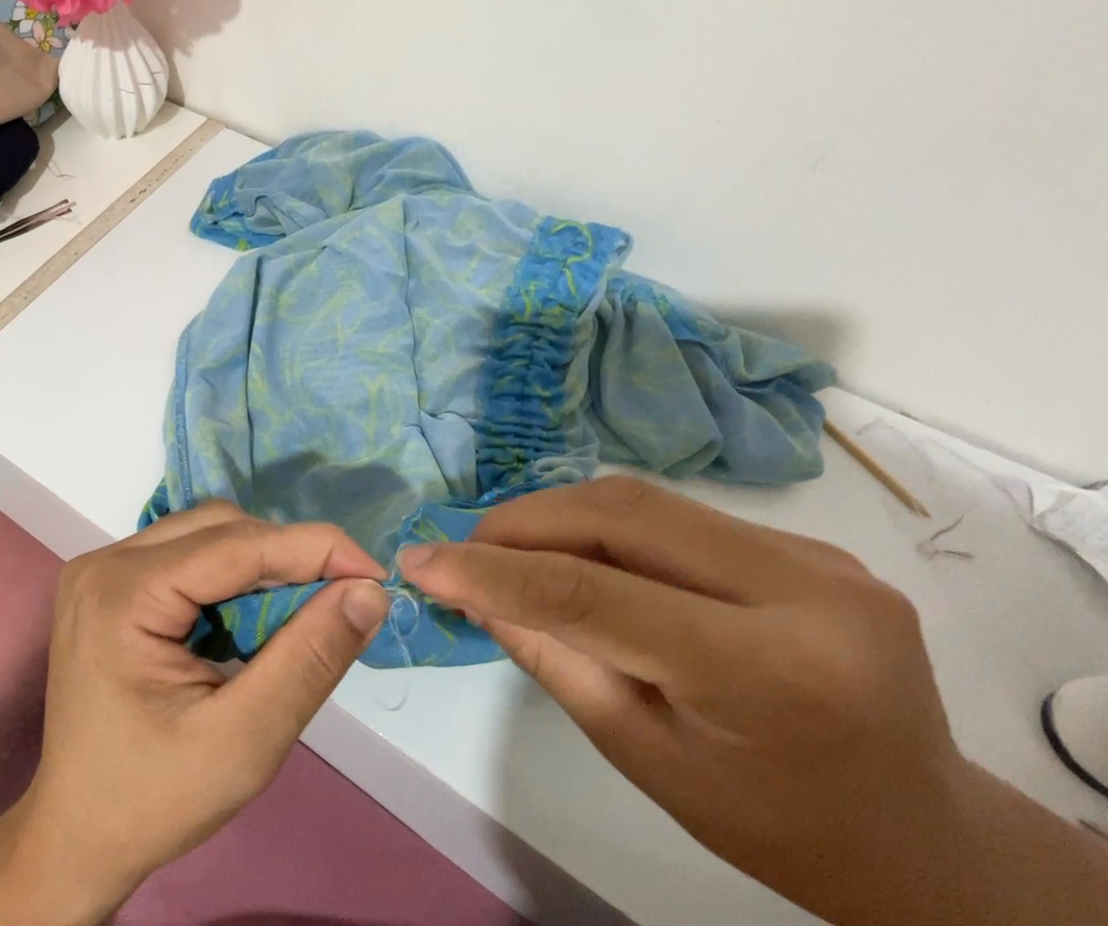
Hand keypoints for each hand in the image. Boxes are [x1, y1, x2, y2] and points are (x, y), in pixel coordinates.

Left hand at [0, 502, 390, 925]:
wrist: (78, 835)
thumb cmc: (154, 798)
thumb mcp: (245, 738)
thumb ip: (309, 658)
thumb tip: (368, 591)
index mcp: (122, 593)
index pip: (236, 543)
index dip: (315, 549)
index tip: (378, 576)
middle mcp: (103, 564)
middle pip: (218, 529)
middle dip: (287, 559)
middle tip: (342, 604)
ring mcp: (99, 573)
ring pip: (203, 537)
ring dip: (260, 568)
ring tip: (299, 620)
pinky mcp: (107, 589)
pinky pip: (184, 560)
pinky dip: (229, 582)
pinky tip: (250, 624)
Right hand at [401, 475, 1107, 924]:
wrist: (913, 831)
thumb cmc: (766, 818)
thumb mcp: (639, 752)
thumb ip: (553, 656)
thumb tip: (473, 588)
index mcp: (767, 671)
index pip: (595, 592)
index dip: (492, 570)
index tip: (420, 561)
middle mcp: (807, 591)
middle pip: (624, 513)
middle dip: (524, 521)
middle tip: (465, 552)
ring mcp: (820, 558)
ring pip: (648, 501)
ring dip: (560, 517)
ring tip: (510, 553)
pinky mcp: (812, 547)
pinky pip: (680, 518)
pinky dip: (609, 529)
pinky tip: (582, 559)